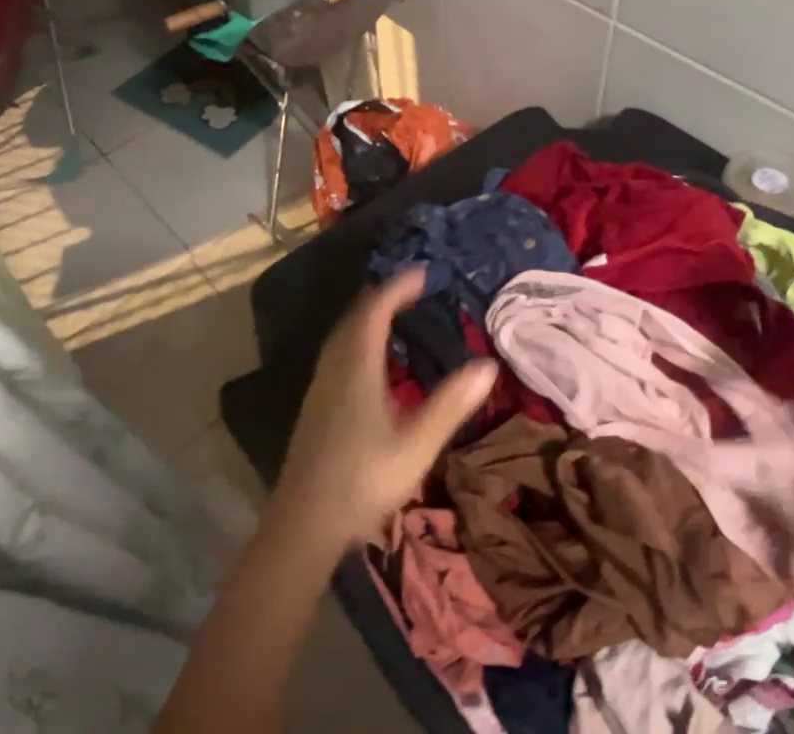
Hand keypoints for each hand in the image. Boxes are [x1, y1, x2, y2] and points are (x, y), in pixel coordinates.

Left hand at [273, 270, 496, 543]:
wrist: (305, 522)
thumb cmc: (364, 481)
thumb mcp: (417, 445)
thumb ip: (451, 404)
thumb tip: (488, 365)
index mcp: (358, 370)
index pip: (374, 313)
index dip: (397, 289)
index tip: (421, 273)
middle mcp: (334, 370)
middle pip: (353, 320)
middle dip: (381, 298)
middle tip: (410, 290)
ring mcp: (320, 389)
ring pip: (340, 338)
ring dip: (365, 319)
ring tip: (392, 316)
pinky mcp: (315, 408)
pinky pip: (336, 355)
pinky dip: (355, 340)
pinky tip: (369, 363)